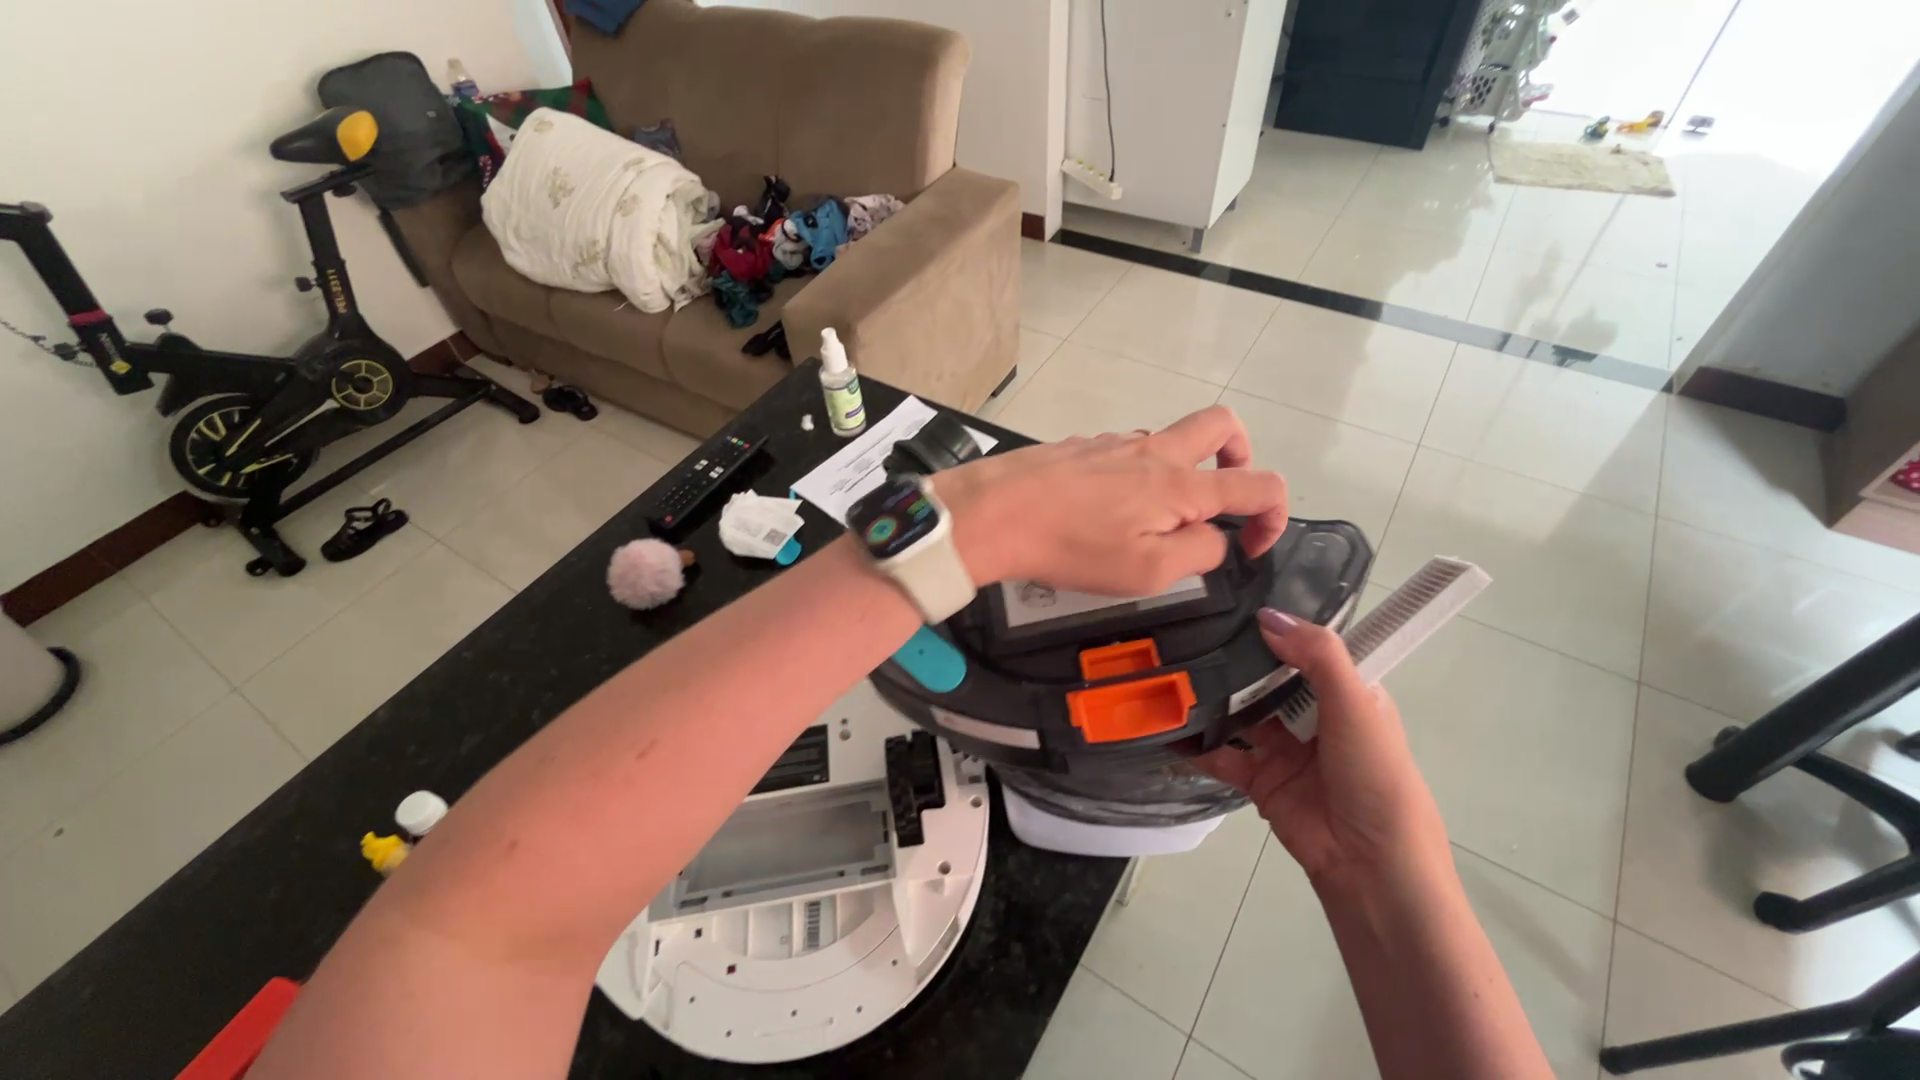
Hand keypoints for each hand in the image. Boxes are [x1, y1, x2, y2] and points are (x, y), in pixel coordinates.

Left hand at [933, 405, 1287, 596]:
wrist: (993, 512)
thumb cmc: (1071, 547)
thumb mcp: (1147, 572)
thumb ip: (1198, 553)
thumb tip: (1216, 538)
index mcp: (1180, 485)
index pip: (1259, 483)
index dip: (1274, 516)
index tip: (1251, 545)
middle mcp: (1154, 451)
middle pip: (1222, 425)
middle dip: (1240, 455)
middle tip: (1222, 497)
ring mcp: (1115, 443)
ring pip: (1168, 441)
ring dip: (1178, 473)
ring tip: (1146, 523)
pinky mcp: (1082, 447)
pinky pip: (1125, 453)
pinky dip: (1134, 477)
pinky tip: (1100, 512)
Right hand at [1197, 609, 1447, 887]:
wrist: (1370, 861)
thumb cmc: (1374, 773)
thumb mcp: (1357, 703)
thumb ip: (1317, 655)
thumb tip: (1266, 615)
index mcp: (1347, 694)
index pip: (1309, 651)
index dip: (1279, 629)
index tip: (1235, 602)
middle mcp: (1315, 718)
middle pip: (1269, 681)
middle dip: (1236, 661)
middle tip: (1190, 630)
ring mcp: (1284, 751)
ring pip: (1242, 715)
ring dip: (1213, 700)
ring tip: (1174, 671)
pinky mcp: (1260, 781)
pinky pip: (1223, 757)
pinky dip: (1197, 746)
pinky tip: (1169, 728)